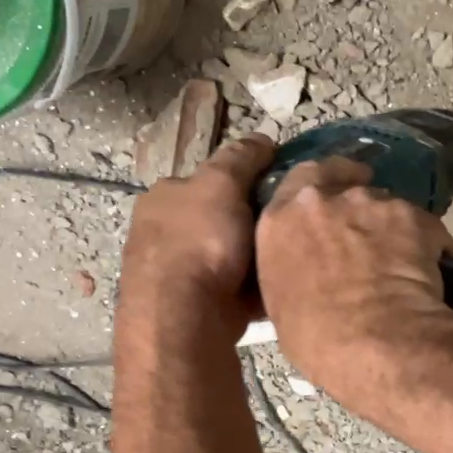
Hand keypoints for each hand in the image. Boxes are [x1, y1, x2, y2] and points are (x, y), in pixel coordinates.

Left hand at [118, 135, 275, 340]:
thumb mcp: (221, 185)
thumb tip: (263, 136)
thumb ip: (241, 159)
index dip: (248, 183)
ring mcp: (176, 270)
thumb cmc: (200, 242)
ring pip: (231, 254)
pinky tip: (276, 289)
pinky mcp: (193, 304)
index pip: (212, 181)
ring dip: (256, 258)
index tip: (280, 193)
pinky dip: (254, 287)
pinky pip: (234, 287)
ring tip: (289, 260)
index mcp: (165, 196)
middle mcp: (163, 230)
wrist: (183, 316)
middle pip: (224, 218)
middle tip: (289, 229)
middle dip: (254, 224)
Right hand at [254, 157, 452, 408]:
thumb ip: (294, 271)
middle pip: (348, 184)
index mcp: (281, 221)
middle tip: (374, 224)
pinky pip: (427, 226)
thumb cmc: (318, 338)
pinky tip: (436, 270)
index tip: (337, 190)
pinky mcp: (415, 216)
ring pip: (388, 205)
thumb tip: (314, 277)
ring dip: (395, 225)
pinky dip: (432, 243)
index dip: (324, 182)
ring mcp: (372, 204)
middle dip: (361, 197)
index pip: (301, 180)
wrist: (375, 339)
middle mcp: (325, 200)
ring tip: (406, 259)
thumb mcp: (283, 303)